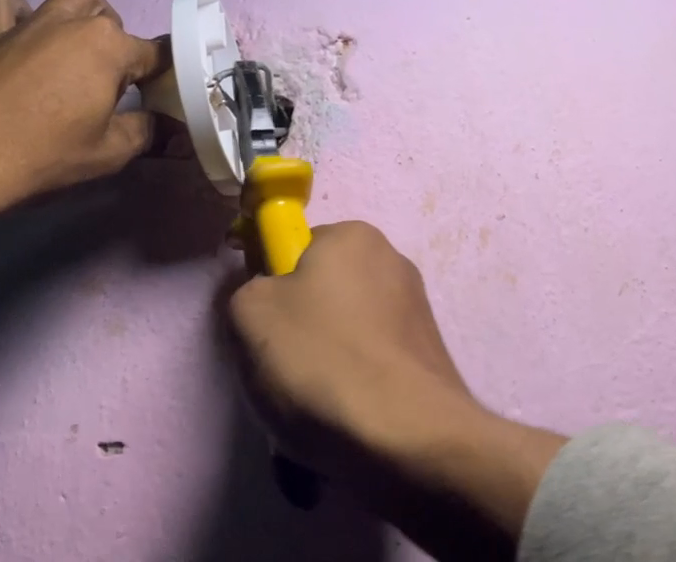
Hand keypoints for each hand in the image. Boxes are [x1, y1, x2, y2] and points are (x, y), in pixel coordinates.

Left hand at [0, 0, 168, 325]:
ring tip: (75, 54)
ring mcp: (27, 23)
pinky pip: (4, 4)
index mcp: (109, 47)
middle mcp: (72, 23)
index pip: (156, 53)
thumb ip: (147, 133)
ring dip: (81, 18)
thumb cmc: (40, 156)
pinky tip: (19, 37)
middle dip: (119, 43)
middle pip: (112, 18)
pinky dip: (16, 13)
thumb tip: (170, 128)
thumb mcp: (109, 154)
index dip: (163, 77)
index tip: (162, 100)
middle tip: (111, 87)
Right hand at [224, 222, 565, 558]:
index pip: (297, 250)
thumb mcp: (249, 314)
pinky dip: (352, 394)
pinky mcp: (429, 361)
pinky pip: (371, 371)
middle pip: (323, 295)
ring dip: (322, 370)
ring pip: (345, 339)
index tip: (260, 328)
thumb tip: (264, 299)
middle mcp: (393, 263)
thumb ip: (246, 289)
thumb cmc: (321, 361)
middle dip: (298, 334)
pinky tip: (341, 428)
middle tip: (277, 374)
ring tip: (308, 413)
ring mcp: (416, 314)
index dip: (270, 287)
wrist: (406, 439)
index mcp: (354, 236)